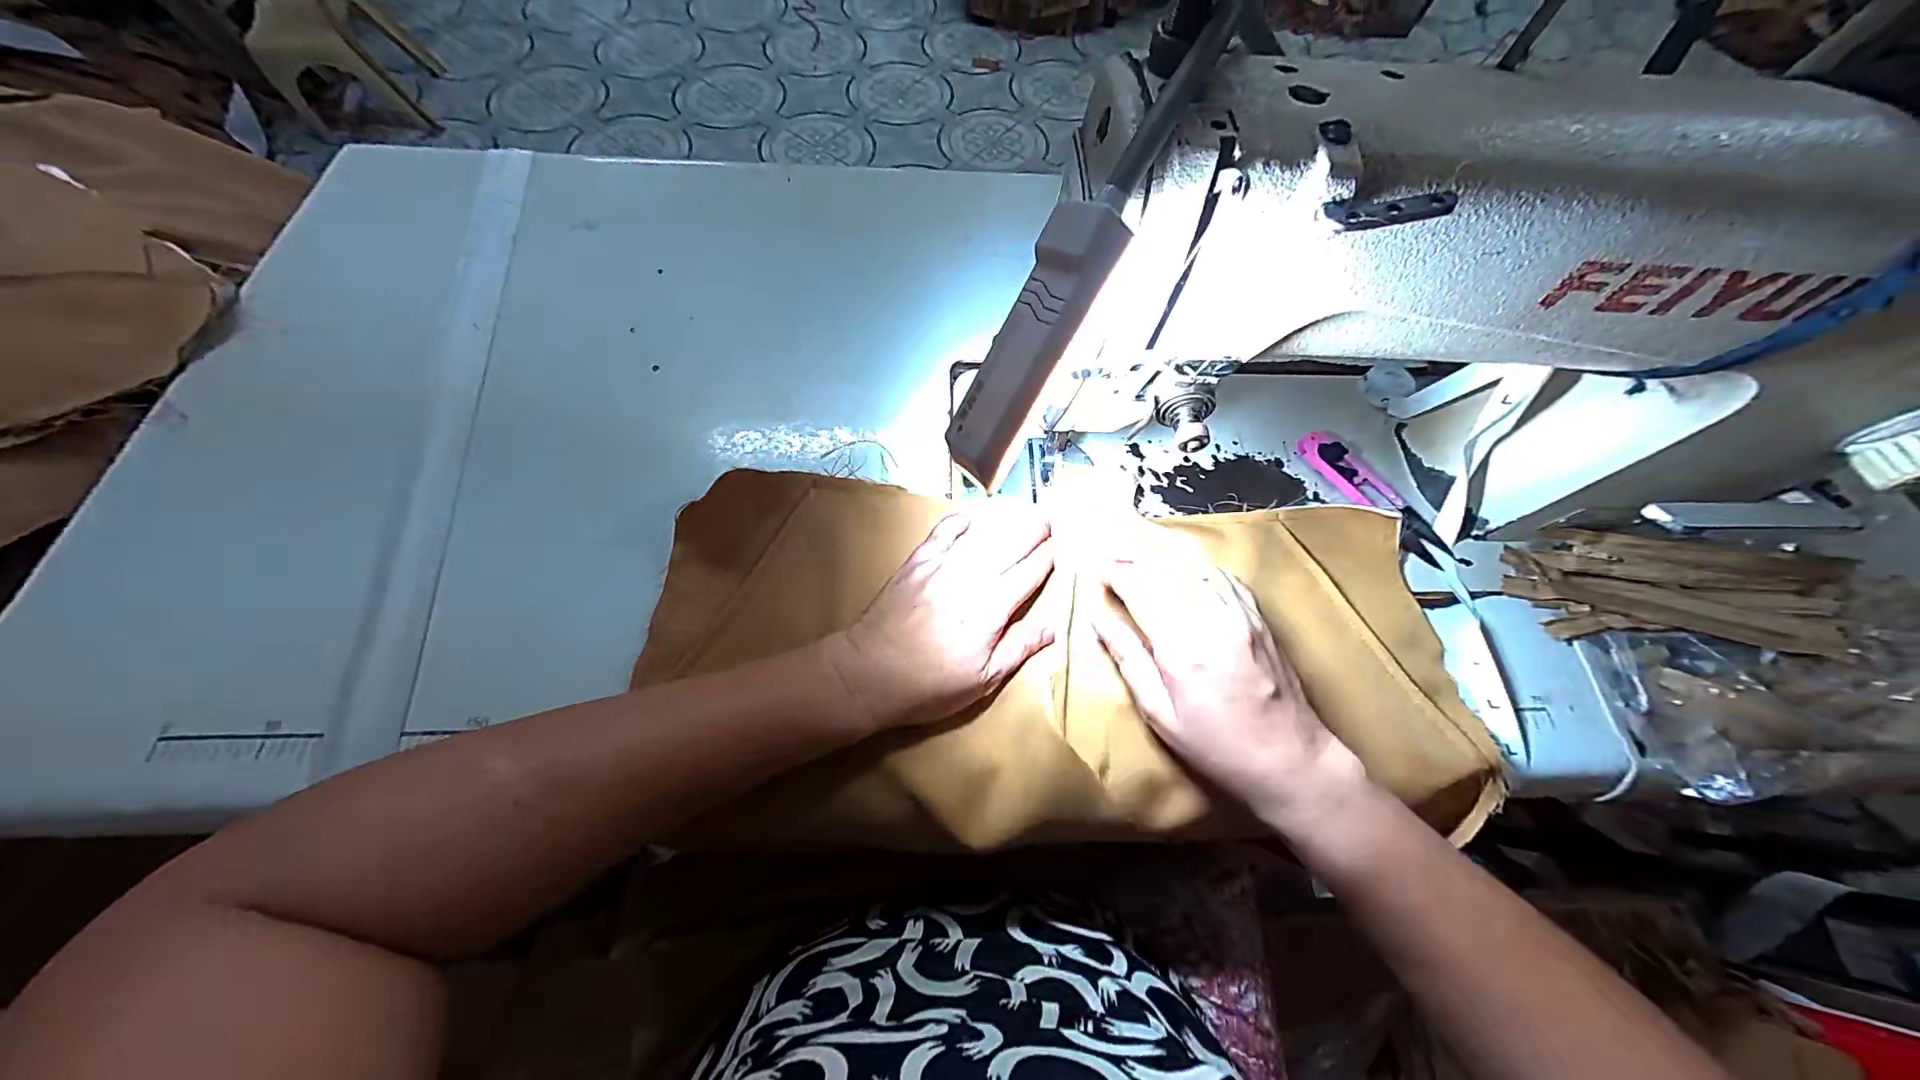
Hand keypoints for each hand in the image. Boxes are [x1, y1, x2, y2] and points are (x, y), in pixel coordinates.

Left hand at [822, 508, 1055, 729]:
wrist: (868, 673)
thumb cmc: (929, 685)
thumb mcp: (982, 680)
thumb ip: (1018, 648)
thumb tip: (1052, 629)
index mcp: (991, 608)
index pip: (1028, 574)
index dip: (1046, 559)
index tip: (1060, 547)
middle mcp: (969, 579)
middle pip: (1009, 547)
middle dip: (1032, 532)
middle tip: (1048, 519)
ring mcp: (940, 567)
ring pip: (980, 538)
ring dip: (1004, 524)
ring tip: (1022, 514)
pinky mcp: (915, 565)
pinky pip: (940, 535)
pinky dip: (956, 524)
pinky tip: (968, 519)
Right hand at [1089, 525, 1369, 830]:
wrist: (1292, 760)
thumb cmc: (1217, 747)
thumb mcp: (1160, 715)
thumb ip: (1129, 661)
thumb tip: (1098, 621)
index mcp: (1182, 650)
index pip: (1140, 591)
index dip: (1116, 576)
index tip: (1097, 573)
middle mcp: (1213, 622)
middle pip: (1166, 572)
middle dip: (1134, 562)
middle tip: (1113, 563)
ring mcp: (1241, 616)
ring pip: (1195, 569)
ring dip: (1163, 561)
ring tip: (1141, 564)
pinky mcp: (1260, 618)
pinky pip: (1224, 578)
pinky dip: (1198, 569)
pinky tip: (1185, 574)